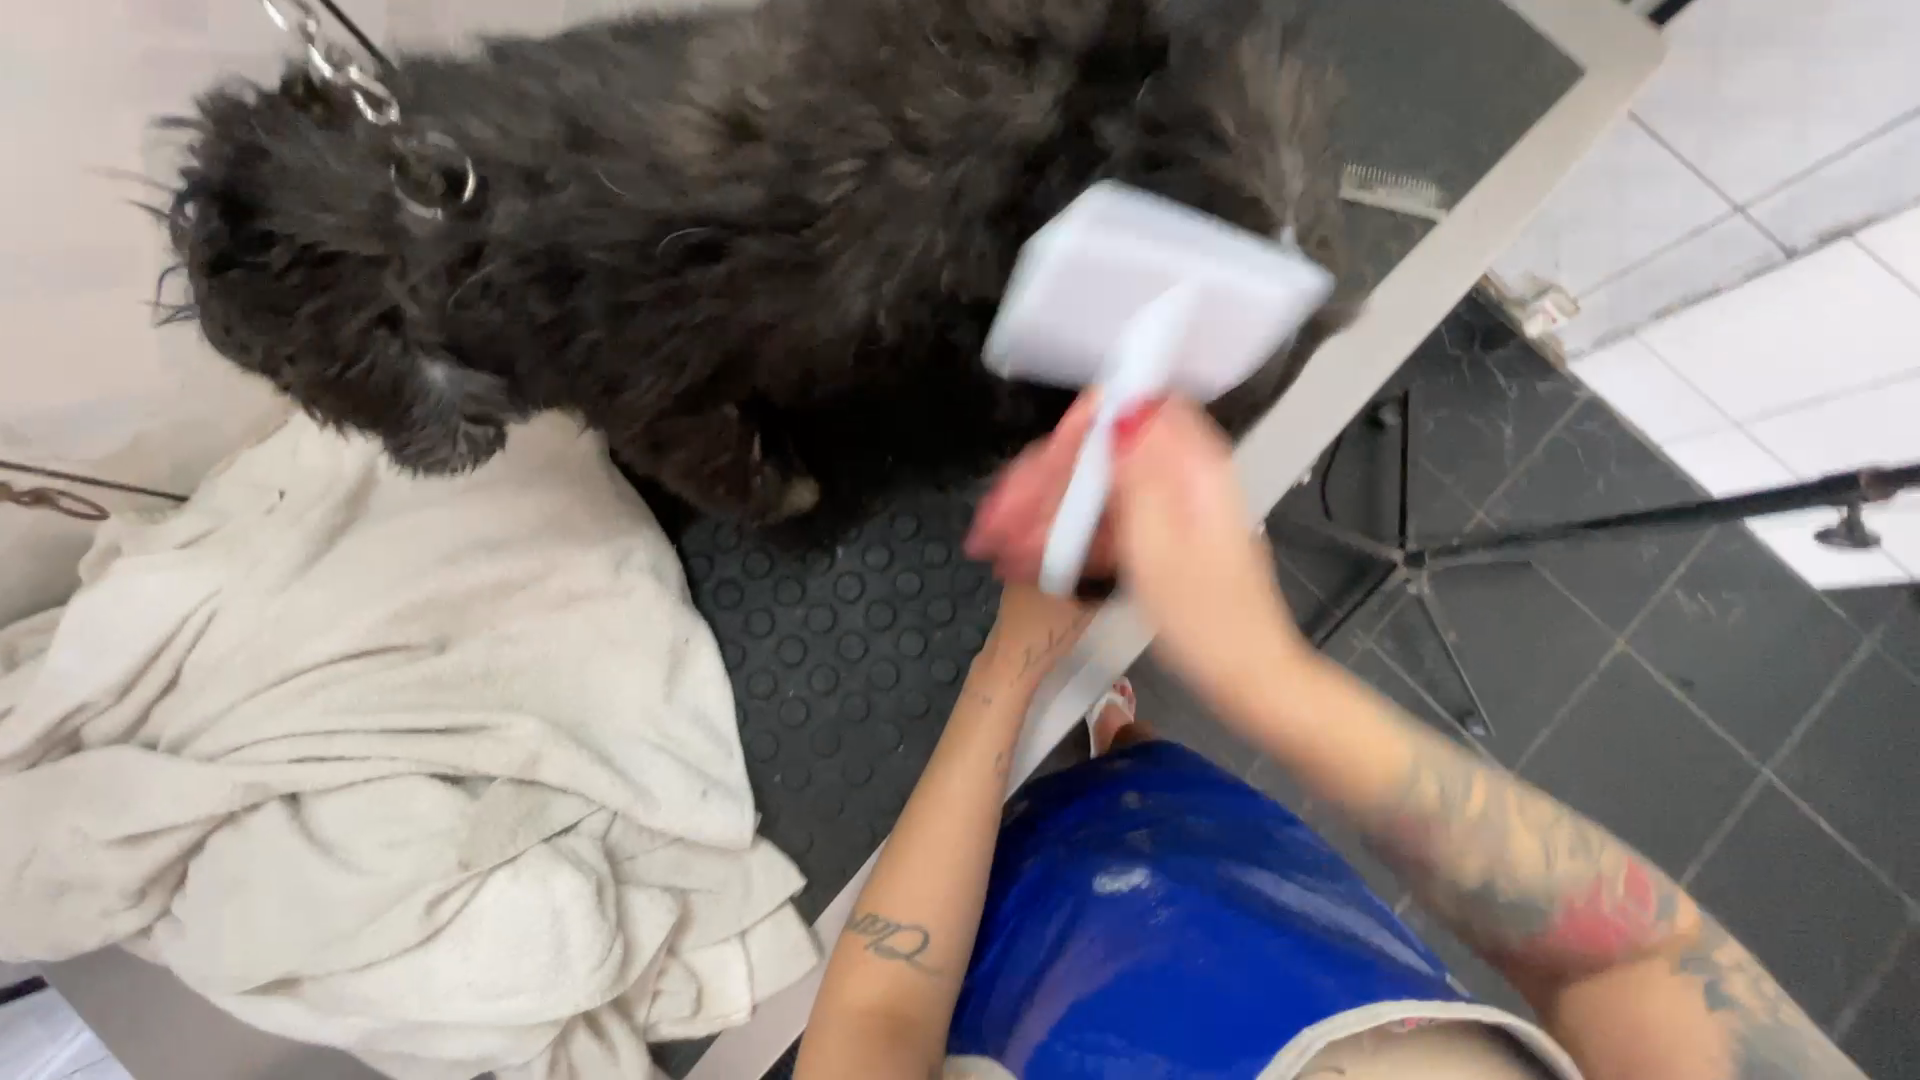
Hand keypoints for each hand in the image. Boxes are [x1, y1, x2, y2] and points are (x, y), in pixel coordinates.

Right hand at [967, 395, 1306, 701]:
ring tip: (997, 544)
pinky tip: (1027, 559)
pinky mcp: (1157, 539)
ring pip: (1092, 493)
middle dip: (1042, 482)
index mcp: (1193, 471)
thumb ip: (1138, 477)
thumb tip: (1120, 414)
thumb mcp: (1162, 548)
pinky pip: (1103, 525)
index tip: (1041, 454)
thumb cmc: (1212, 625)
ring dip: (1043, 515)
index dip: (1082, 426)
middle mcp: (1180, 481)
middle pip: (1099, 458)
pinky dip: (1066, 539)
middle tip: (997, 516)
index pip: (1134, 413)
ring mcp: (1168, 511)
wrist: (1246, 676)